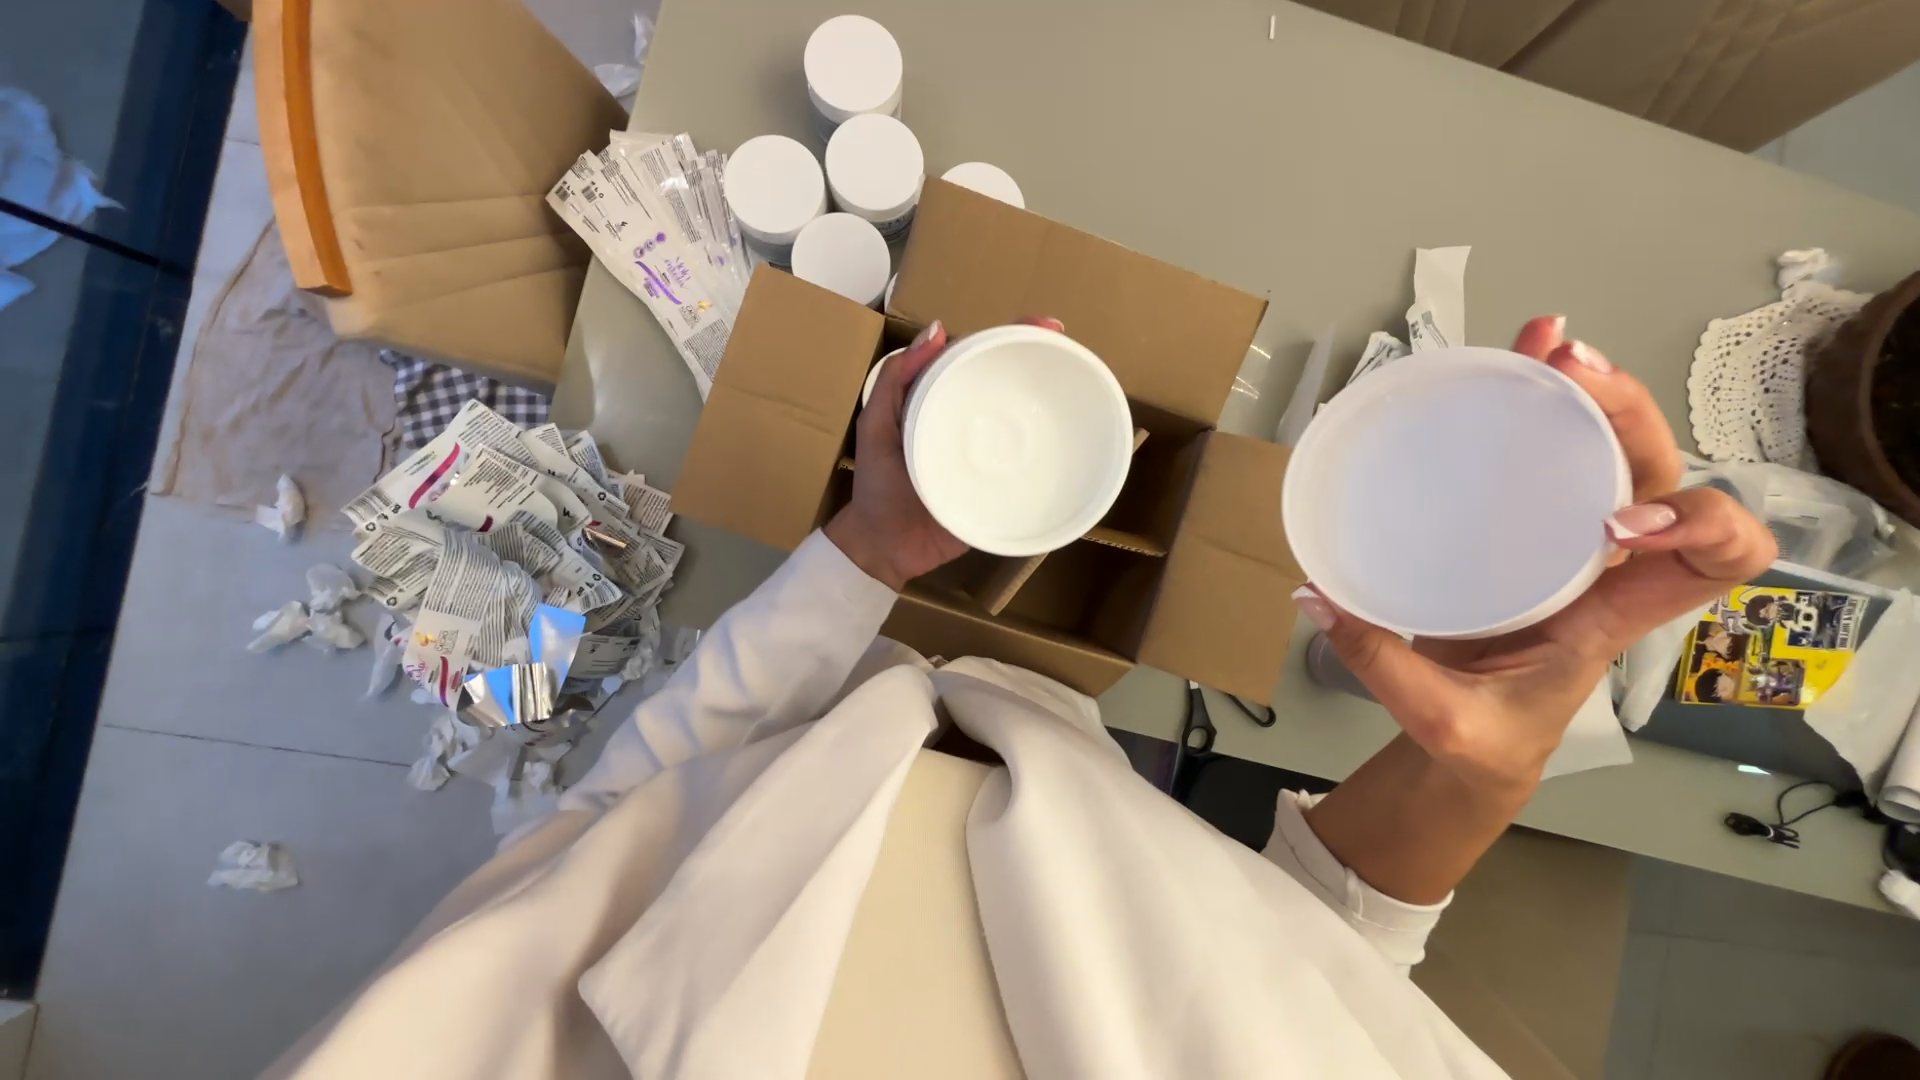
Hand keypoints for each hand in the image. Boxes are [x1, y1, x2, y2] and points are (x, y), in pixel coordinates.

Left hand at [824, 316, 1069, 589]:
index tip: (1044, 325)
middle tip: (1068, 348)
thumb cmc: (877, 486)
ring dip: (1052, 403)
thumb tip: (938, 329)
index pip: (978, 359)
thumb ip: (895, 380)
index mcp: (940, 402)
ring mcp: (990, 456)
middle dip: (1040, 361)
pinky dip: (1052, 452)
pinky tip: (1074, 438)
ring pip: (1024, 422)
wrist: (887, 548)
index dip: (1009, 337)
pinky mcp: (1002, 488)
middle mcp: (970, 423)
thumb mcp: (876, 425)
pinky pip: (1030, 466)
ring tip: (1079, 382)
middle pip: (1008, 385)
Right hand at [1296, 316, 1777, 798]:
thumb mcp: (1435, 719)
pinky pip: (1541, 458)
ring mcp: (1558, 540)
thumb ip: (1378, 662)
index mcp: (1607, 619)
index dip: (1697, 530)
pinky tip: (1507, 370)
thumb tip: (1313, 595)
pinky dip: (1534, 406)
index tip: (1615, 526)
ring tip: (1544, 342)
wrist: (1472, 738)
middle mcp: (1600, 566)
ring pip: (1607, 452)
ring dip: (1588, 391)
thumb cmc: (1478, 738)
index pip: (1708, 567)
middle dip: (1630, 417)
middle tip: (1569, 371)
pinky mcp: (1514, 526)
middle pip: (1660, 476)